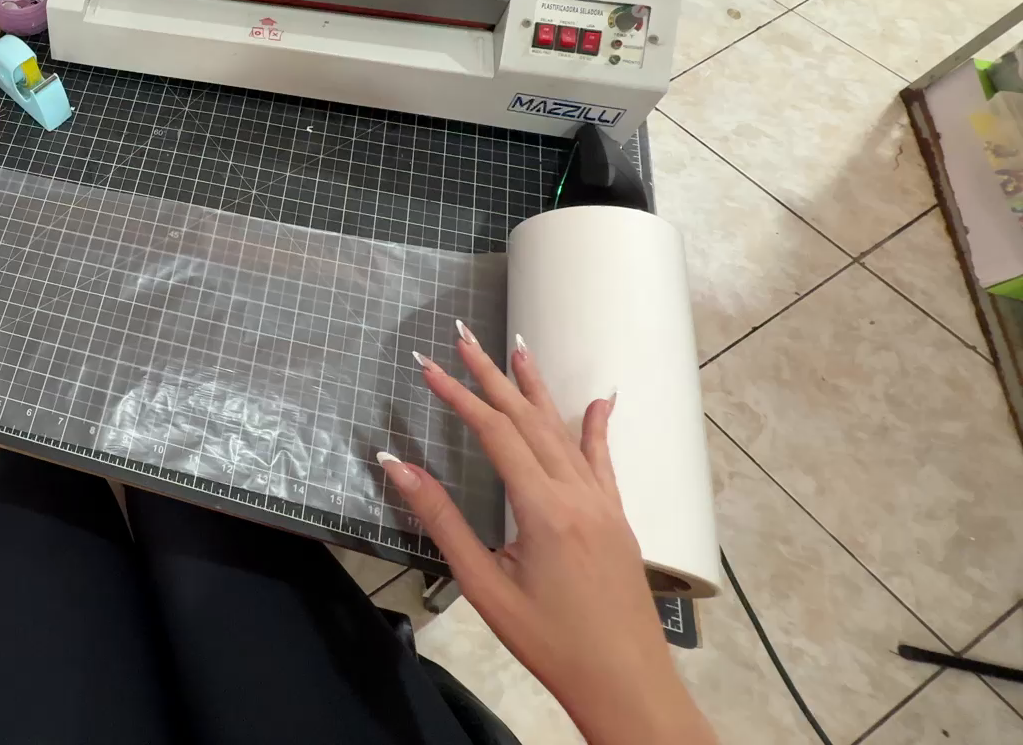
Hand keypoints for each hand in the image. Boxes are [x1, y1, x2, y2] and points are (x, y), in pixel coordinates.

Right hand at [377, 326, 714, 744]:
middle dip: (490, 374)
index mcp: (543, 508)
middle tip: (462, 335)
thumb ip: (440, 519)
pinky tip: (599, 400)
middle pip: (527, 419)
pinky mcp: (617, 518)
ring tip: (516, 346)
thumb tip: (396, 464)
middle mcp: (577, 494)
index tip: (426, 365)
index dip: (457, 395)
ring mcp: (603, 504)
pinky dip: (596, 426)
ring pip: (563, 431)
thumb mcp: (482, 584)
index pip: (493, 432)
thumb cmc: (548, 641)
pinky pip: (603, 461)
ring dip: (534, 386)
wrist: (630, 691)